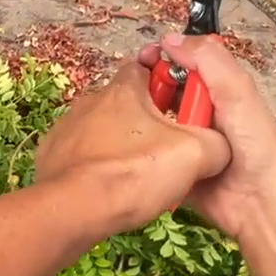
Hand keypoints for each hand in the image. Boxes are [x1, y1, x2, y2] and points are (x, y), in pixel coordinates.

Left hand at [34, 60, 230, 233]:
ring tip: (144, 175)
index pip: (145, 65)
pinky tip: (114, 189)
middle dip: (150, 119)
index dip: (167, 79)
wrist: (72, 210)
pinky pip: (85, 153)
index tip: (182, 100)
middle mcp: (92, 99)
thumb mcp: (193, 156)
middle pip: (129, 101)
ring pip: (107, 128)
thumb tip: (220, 147)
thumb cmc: (131, 173)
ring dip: (125, 144)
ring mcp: (69, 126)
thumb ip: (215, 143)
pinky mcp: (55, 154)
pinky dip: (101, 165)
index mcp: (124, 89)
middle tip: (170, 148)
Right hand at [136, 35, 275, 238]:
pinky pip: (152, 145)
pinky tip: (125, 136)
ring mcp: (186, 137)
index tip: (143, 55)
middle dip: (148, 82)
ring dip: (141, 112)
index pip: (185, 61)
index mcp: (219, 88)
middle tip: (128, 85)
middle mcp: (201, 109)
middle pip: (165, 86)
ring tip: (124, 110)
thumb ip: (208, 60)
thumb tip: (169, 39)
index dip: (164, 55)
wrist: (259, 205)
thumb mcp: (237, 91)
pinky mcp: (174, 163)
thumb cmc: (256, 146)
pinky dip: (141, 140)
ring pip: (155, 115)